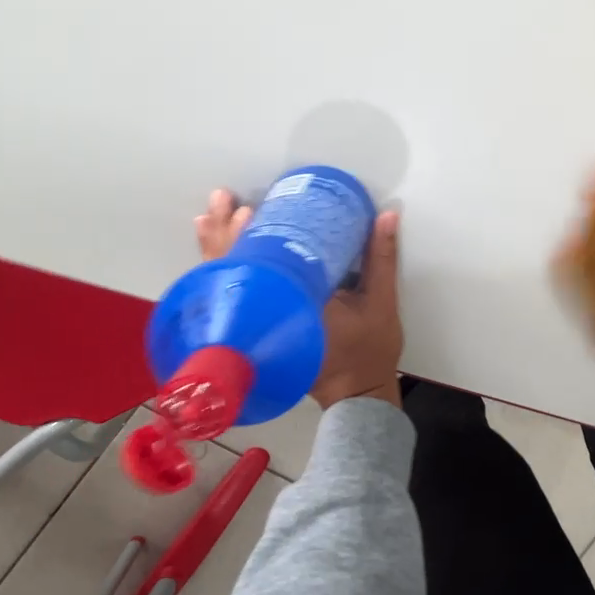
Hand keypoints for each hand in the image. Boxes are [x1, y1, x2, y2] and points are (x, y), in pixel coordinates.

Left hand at [197, 191, 404, 409]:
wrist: (357, 394)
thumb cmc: (369, 351)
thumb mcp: (382, 303)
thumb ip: (381, 259)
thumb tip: (385, 215)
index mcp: (293, 303)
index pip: (258, 264)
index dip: (245, 235)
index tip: (244, 209)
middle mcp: (266, 314)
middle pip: (233, 268)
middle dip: (224, 232)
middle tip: (221, 199)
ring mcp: (259, 324)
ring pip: (227, 281)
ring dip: (217, 248)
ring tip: (209, 215)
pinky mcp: (261, 328)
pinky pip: (234, 296)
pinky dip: (224, 271)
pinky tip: (219, 253)